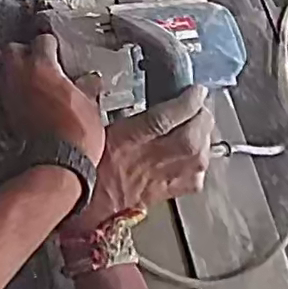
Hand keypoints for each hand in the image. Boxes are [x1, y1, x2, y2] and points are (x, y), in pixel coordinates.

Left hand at [0, 33, 106, 162]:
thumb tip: (90, 80)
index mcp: (42, 66)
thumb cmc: (75, 133)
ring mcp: (10, 94)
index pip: (42, 41)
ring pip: (1, 69)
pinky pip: (4, 91)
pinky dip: (12, 90)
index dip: (51, 43)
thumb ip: (87, 86)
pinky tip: (26, 97)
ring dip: (12, 69)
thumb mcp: (91, 105)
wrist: (57, 163)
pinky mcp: (6, 112)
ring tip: (28, 76)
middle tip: (37, 57)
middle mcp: (20, 76)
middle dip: (23, 50)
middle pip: (11, 49)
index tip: (56, 48)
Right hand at [62, 85, 213, 235]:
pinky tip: (198, 155)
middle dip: (203, 118)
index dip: (185, 103)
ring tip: (203, 125)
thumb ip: (90, 102)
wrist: (81, 208)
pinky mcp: (165, 193)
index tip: (196, 90)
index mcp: (125, 141)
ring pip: (198, 160)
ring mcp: (160, 180)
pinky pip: (195, 179)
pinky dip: (201, 163)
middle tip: (202, 104)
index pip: (164, 120)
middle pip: (190, 140)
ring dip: (206, 139)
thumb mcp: (83, 128)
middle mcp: (147, 161)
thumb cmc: (82, 168)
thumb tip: (94, 80)